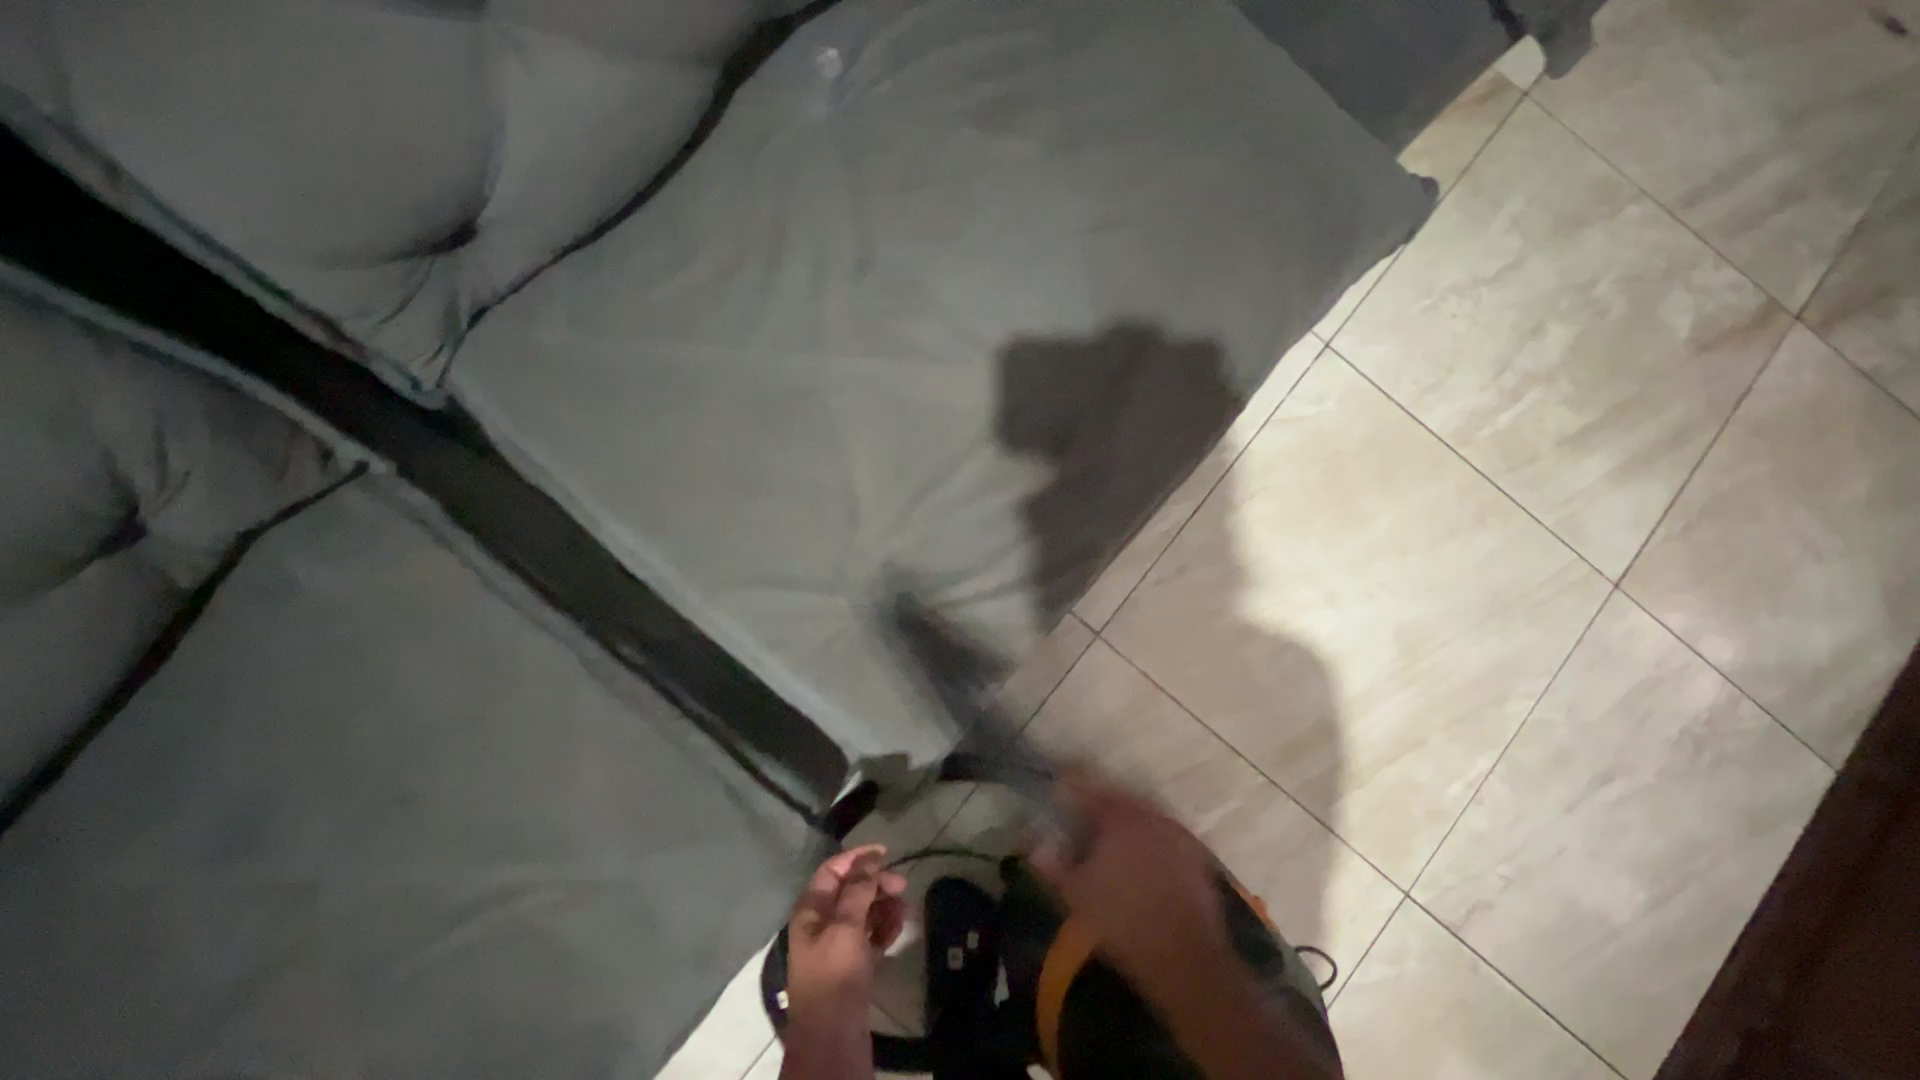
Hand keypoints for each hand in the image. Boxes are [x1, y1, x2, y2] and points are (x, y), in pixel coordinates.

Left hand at [786, 844, 907, 1011]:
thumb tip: (868, 861)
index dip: (856, 858)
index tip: (885, 851)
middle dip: (875, 884)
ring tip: (903, 910)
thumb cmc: (834, 976)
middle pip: (850, 892)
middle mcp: (821, 925)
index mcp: (810, 911)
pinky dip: (883, 929)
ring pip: (862, 914)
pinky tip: (898, 929)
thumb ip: (857, 891)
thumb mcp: (844, 927)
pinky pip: (869, 937)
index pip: (832, 872)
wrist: (832, 1037)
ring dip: (883, 907)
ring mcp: (837, 947)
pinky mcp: (853, 967)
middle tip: (902, 886)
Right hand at [1029, 773, 1231, 990]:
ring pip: (1144, 817)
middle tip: (1081, 815)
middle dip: (1098, 803)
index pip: (1087, 788)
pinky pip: (1165, 838)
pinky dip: (1149, 842)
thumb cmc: (1121, 922)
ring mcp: (1178, 836)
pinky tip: (1142, 862)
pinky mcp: (1198, 859)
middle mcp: (1150, 816)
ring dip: (1126, 823)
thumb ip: (1050, 863)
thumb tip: (1034, 842)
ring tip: (1110, 839)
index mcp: (1118, 817)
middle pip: (1118, 799)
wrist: (1185, 958)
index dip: (1069, 785)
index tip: (1056, 786)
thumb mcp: (1074, 895)